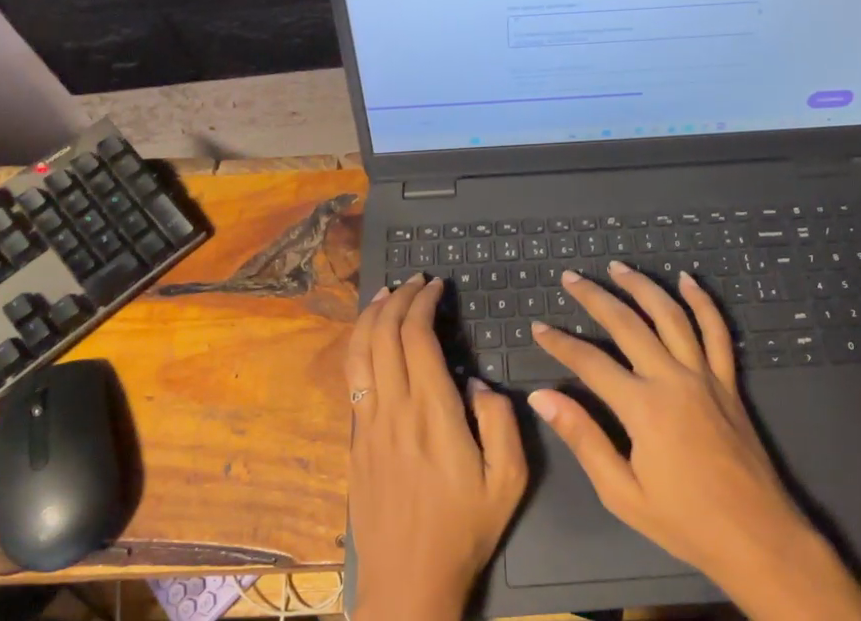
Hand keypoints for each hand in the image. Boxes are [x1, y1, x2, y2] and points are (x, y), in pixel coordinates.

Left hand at [347, 274, 527, 620]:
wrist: (409, 579)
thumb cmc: (465, 528)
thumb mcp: (509, 478)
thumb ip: (499, 419)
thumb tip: (474, 381)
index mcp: (433, 413)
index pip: (417, 337)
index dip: (423, 302)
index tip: (436, 285)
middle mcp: (393, 409)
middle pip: (383, 334)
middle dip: (398, 297)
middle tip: (415, 281)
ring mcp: (368, 424)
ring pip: (359, 352)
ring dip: (371, 315)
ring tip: (386, 294)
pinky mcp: (355, 441)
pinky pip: (351, 379)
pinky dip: (358, 346)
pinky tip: (370, 339)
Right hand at [528, 264, 860, 620]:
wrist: (756, 535)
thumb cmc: (684, 522)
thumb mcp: (622, 492)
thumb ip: (583, 439)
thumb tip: (542, 397)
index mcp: (643, 408)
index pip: (590, 362)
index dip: (561, 343)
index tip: (538, 327)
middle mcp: (673, 379)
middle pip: (628, 324)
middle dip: (595, 298)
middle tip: (571, 278)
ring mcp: (705, 376)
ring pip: (671, 315)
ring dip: (643, 286)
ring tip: (618, 267)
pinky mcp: (729, 382)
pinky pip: (717, 331)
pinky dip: (702, 301)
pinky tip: (687, 280)